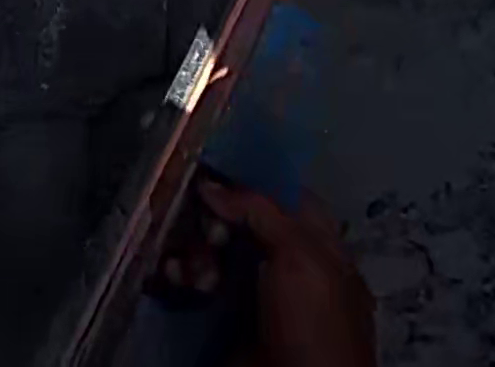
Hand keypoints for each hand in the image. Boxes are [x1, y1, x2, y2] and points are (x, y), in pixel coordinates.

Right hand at [198, 179, 375, 366]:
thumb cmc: (314, 330)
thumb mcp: (301, 258)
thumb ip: (260, 211)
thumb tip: (210, 187)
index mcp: (319, 250)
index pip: (286, 196)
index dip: (254, 178)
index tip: (215, 165)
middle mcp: (287, 268)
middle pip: (243, 222)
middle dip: (215, 215)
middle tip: (200, 219)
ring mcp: (255, 297)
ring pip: (216, 250)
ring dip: (196, 249)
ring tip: (189, 264)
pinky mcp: (225, 322)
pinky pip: (198, 285)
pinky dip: (182, 277)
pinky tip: (174, 276)